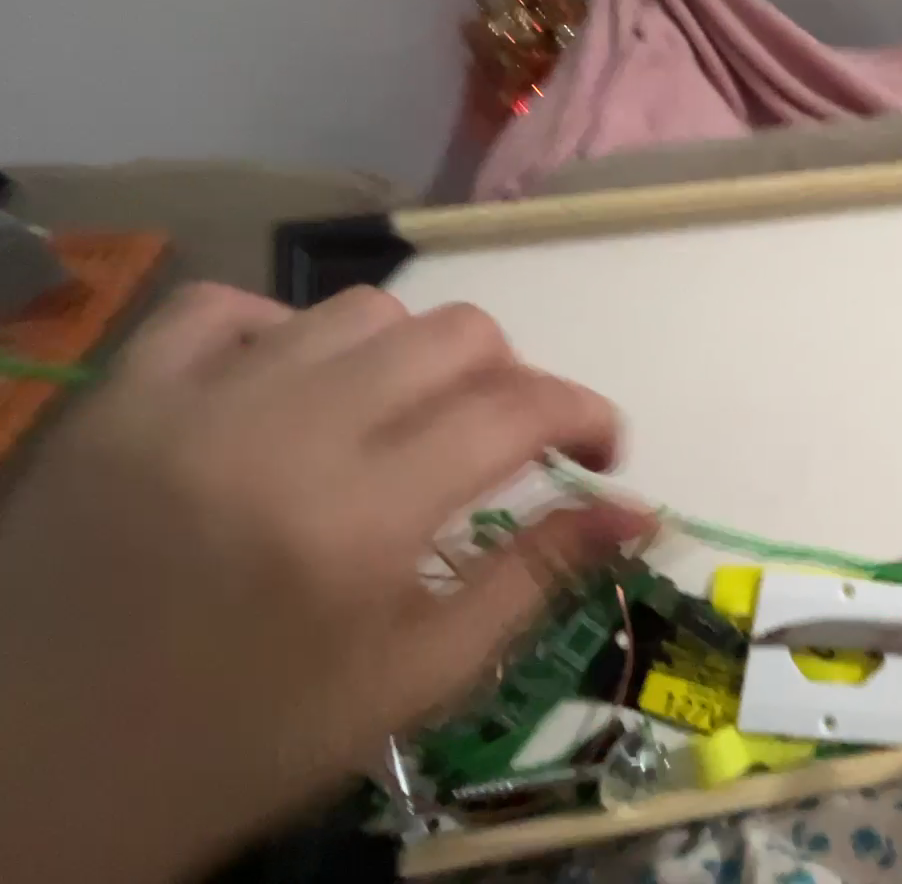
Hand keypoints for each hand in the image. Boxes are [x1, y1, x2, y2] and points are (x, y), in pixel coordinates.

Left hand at [0, 284, 653, 882]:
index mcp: (362, 520)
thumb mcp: (424, 674)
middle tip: (509, 445)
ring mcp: (185, 407)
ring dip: (419, 360)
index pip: (521, 410)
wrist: (15, 791)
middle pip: (459, 335)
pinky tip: (304, 395)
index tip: (600, 454)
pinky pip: (230, 309)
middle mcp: (280, 437)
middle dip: (517, 381)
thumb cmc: (251, 742)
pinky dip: (294, 336)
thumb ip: (541, 574)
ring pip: (364, 311)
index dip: (588, 416)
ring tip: (410, 423)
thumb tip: (640, 513)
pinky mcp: (113, 402)